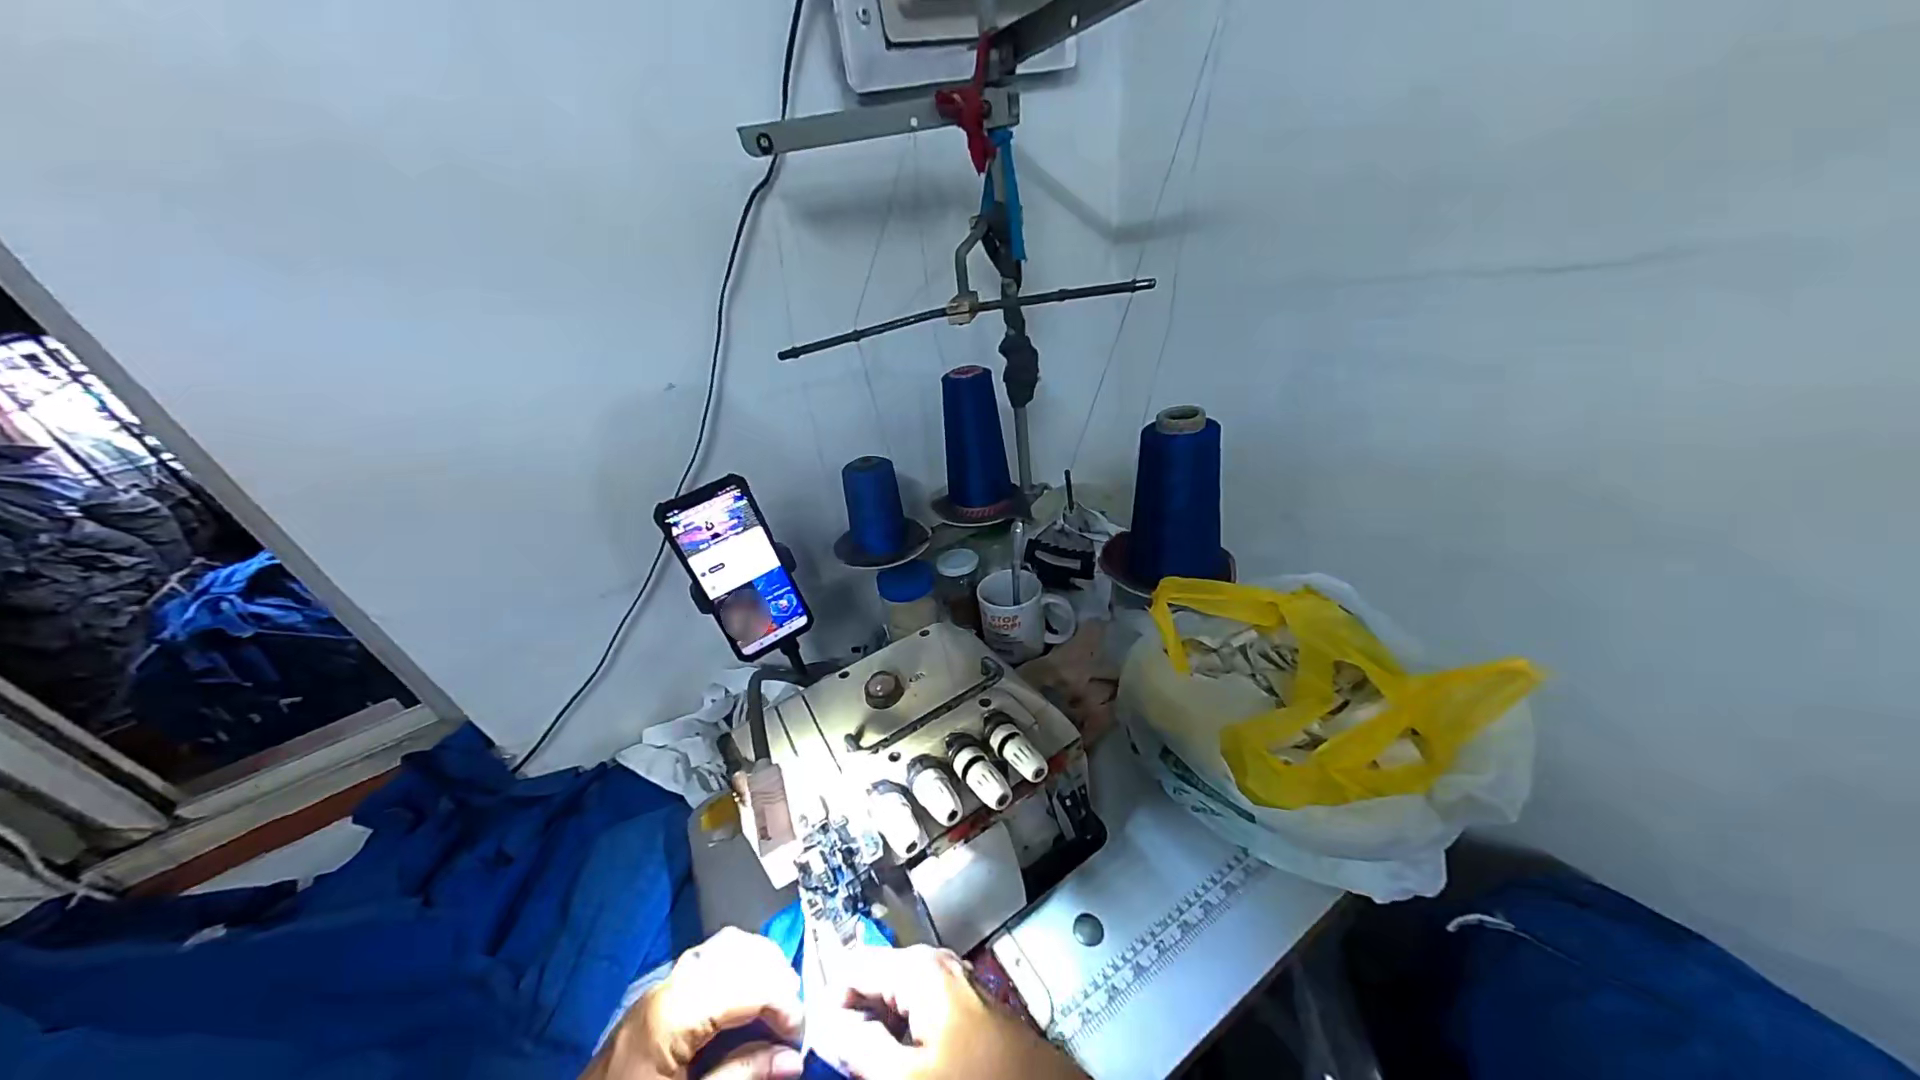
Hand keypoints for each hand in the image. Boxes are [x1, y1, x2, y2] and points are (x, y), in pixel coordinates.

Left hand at [582, 927, 805, 1079]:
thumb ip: (740, 1078)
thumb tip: (792, 1060)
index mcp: (671, 1017)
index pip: (747, 985)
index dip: (784, 1005)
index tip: (799, 1041)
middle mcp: (667, 988)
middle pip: (741, 954)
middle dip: (776, 983)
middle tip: (791, 1028)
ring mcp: (660, 988)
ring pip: (726, 947)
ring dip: (761, 969)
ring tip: (776, 1010)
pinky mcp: (658, 997)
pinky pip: (710, 960)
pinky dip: (739, 969)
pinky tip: (749, 1001)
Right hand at [815, 944, 1085, 1079]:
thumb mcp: (903, 1073)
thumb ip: (857, 1043)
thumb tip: (828, 1024)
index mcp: (920, 967)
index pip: (851, 966)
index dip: (830, 1003)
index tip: (820, 1041)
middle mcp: (938, 966)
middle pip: (875, 982)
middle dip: (857, 1018)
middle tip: (849, 1062)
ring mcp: (956, 988)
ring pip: (897, 1003)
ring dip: (881, 1032)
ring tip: (878, 1065)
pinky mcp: (968, 1013)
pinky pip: (921, 1017)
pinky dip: (906, 1038)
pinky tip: (909, 1064)